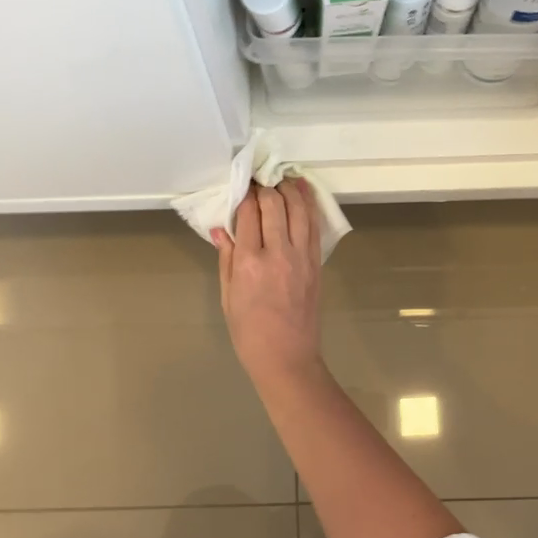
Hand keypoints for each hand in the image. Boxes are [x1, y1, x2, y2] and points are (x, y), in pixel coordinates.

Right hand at [212, 179, 323, 384]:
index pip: (247, 214)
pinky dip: (309, 203)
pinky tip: (302, 190)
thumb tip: (221, 229)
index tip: (241, 187)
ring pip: (298, 209)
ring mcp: (301, 257)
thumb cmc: (249, 333)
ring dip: (288, 189)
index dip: (244, 194)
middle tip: (258, 182)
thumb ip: (226, 259)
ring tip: (280, 179)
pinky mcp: (316, 262)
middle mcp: (277, 253)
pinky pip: (313, 225)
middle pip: (273, 204)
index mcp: (249, 263)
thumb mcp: (228, 297)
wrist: (287, 358)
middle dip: (264, 187)